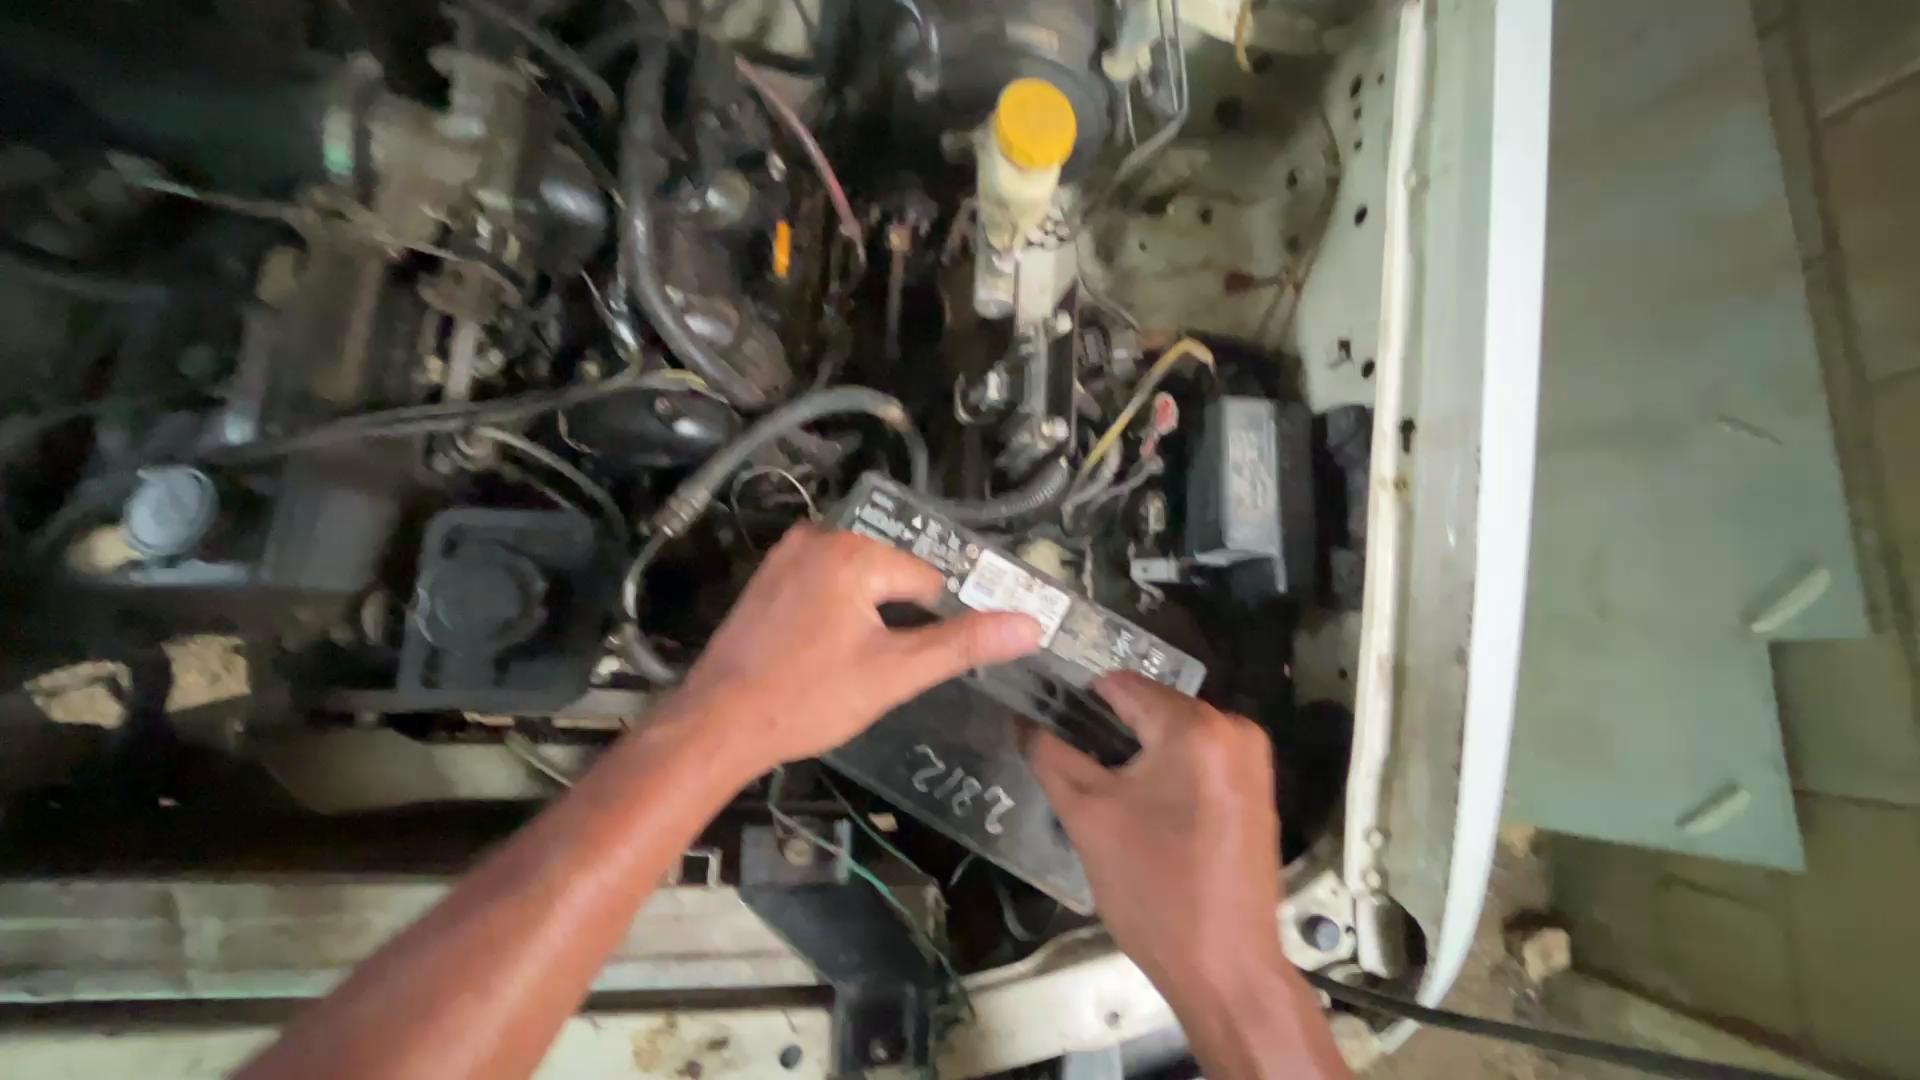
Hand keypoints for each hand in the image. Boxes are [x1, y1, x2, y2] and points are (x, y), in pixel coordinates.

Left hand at [670, 524, 1043, 772]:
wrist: (717, 723)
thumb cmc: (809, 698)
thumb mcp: (893, 674)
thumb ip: (962, 645)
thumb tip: (1030, 625)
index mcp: (855, 553)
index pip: (927, 582)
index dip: (925, 628)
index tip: (903, 664)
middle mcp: (820, 536)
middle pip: (892, 575)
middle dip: (894, 619)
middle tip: (869, 666)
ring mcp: (787, 553)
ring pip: (859, 579)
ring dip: (865, 615)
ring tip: (842, 662)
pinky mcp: (767, 575)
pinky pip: (824, 581)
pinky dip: (835, 608)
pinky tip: (819, 648)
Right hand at [1026, 673, 1285, 999]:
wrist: (1226, 969)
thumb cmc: (1152, 889)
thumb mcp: (1087, 816)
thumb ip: (1049, 756)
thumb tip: (1021, 721)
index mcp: (1194, 728)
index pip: (1122, 685)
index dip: (1080, 701)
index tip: (1051, 724)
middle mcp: (1234, 729)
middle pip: (1152, 706)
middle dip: (1112, 731)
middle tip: (1078, 768)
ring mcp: (1253, 759)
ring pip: (1175, 732)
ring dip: (1140, 751)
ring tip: (1108, 791)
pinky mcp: (1259, 788)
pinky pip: (1201, 756)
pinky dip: (1170, 768)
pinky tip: (1147, 806)